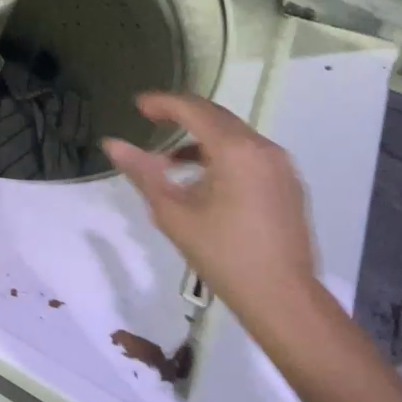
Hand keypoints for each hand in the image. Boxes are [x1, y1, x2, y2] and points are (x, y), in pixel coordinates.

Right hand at [102, 93, 319, 316]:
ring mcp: (281, 166)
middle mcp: (263, 148)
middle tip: (151, 120)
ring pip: (235, 136)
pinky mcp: (289, 185)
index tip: (138, 105)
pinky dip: (223, 155)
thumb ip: (143, 172)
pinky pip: (250, 155)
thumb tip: (112, 144)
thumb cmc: (223, 254)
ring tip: (170, 160)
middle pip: (217, 117)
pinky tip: (203, 181)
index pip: (194, 110)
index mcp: (235, 151)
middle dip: (182, 115)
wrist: (283, 298)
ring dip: (202, 138)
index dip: (163, 103)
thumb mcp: (173, 213)